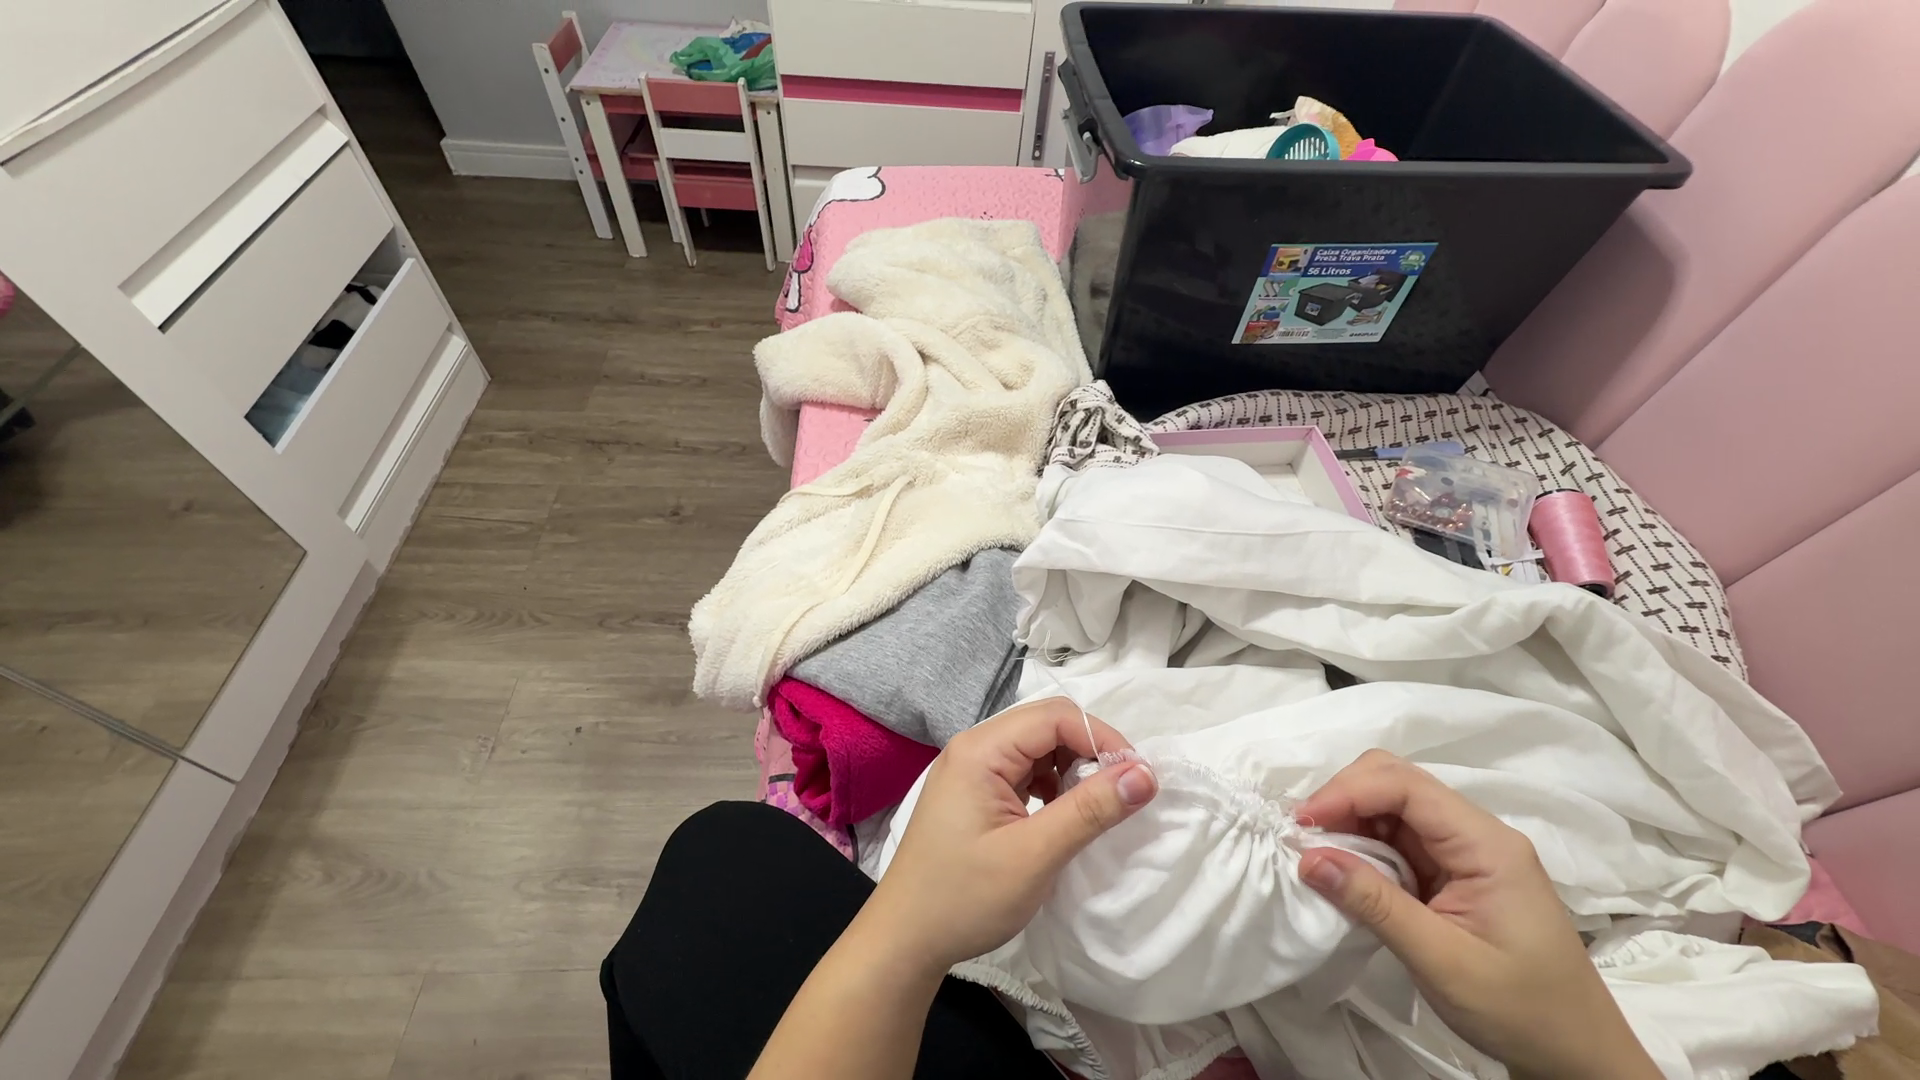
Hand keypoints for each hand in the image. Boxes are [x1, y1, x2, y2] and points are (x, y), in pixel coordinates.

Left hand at [862, 698, 1158, 974]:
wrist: (906, 938)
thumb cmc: (965, 897)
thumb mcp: (1035, 855)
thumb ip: (1091, 810)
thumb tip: (1145, 774)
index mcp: (981, 750)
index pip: (1055, 716)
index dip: (1102, 738)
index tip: (1137, 778)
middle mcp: (974, 747)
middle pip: (1046, 724)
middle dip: (1089, 751)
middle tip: (1121, 792)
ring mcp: (971, 769)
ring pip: (1038, 747)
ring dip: (1072, 768)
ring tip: (1093, 808)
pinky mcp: (974, 792)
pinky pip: (1024, 770)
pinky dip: (1052, 785)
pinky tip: (1061, 816)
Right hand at [1296, 751, 1661, 1079]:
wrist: (1575, 1057)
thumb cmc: (1520, 1010)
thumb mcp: (1441, 961)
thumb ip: (1374, 903)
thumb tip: (1307, 858)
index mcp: (1486, 844)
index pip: (1406, 786)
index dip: (1347, 793)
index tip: (1302, 824)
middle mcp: (1475, 833)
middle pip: (1396, 781)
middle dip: (1343, 797)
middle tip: (1304, 835)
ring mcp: (1463, 850)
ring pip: (1391, 805)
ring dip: (1348, 820)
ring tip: (1316, 852)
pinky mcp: (1450, 869)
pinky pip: (1395, 836)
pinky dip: (1361, 843)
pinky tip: (1344, 867)